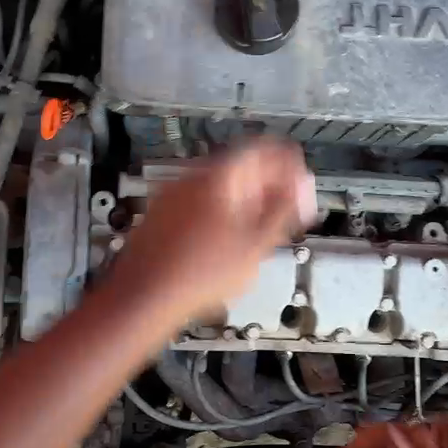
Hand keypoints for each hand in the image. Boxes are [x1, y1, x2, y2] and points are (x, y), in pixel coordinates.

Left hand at [102, 138, 315, 328]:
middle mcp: (191, 177)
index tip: (301, 186)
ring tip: (260, 232)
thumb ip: (284, 209)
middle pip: (239, 168)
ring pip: (218, 188)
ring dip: (245, 202)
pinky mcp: (159, 217)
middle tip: (286, 212)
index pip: (262, 150)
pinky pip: (198, 205)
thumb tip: (302, 186)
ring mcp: (171, 196)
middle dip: (267, 187)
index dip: (288, 166)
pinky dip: (220, 215)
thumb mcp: (256, 243)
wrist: (144, 297)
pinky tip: (227, 244)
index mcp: (218, 176)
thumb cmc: (199, 273)